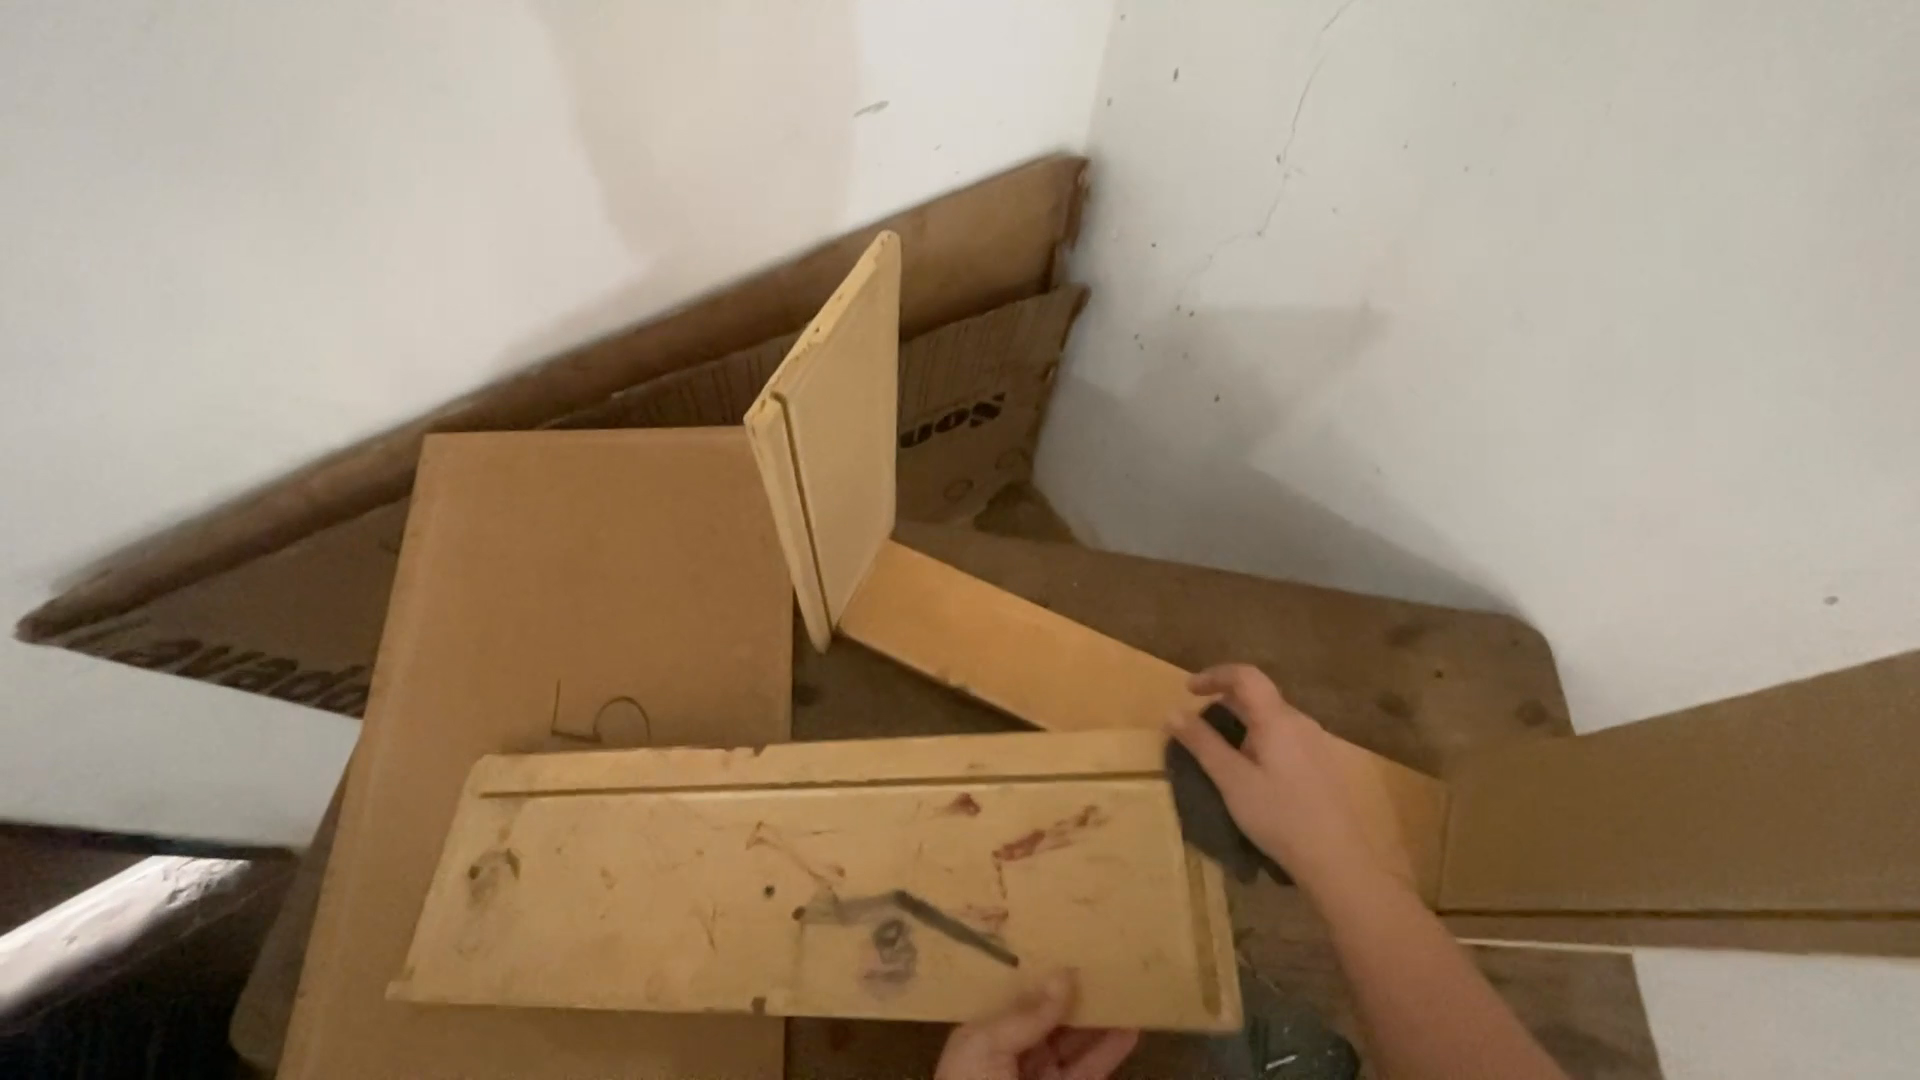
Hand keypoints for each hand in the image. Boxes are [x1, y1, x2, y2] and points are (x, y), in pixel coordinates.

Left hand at [934, 970, 1138, 1079]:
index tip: (1069, 944)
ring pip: (1077, 1043)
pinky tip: (1131, 1028)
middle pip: (1053, 1018)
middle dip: (1077, 994)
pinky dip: (1112, 1051)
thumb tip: (1065, 973)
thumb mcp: (984, 1047)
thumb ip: (1026, 1015)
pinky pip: (1092, 1070)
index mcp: (987, 1036)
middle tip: (1107, 961)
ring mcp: (1043, 1079)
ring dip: (1101, 1019)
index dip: (1043, 975)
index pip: (1019, 998)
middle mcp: (1016, 1056)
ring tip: (1126, 987)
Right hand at [1167, 664, 1378, 891]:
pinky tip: (1252, 769)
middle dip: (1225, 700)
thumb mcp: (1231, 780)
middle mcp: (1300, 722)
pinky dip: (1260, 737)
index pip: (1245, 676)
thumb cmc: (1280, 816)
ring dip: (1242, 721)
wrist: (1338, 861)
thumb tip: (1172, 712)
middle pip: (1259, 695)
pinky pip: (1285, 735)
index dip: (1214, 675)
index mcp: (1277, 719)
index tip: (1188, 689)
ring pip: (1272, 717)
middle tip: (1199, 725)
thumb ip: (1202, 743)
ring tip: (1222, 750)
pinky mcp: (1322, 764)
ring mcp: (1315, 742)